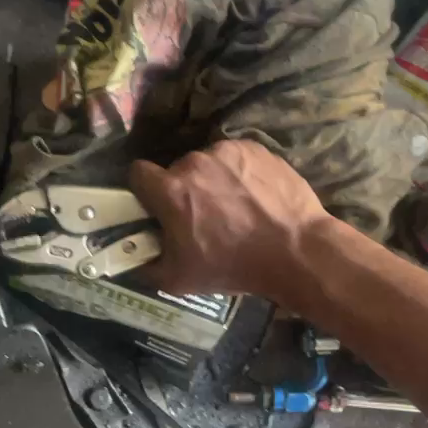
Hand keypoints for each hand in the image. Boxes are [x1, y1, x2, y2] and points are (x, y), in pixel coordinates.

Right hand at [128, 139, 337, 303]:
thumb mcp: (178, 279)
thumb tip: (133, 257)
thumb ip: (146, 265)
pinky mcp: (254, 148)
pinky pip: (233, 158)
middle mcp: (194, 163)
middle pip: (175, 171)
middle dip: (181, 190)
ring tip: (231, 207)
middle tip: (199, 216)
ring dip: (210, 180)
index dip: (143, 189)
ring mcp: (227, 152)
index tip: (154, 205)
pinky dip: (236, 174)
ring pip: (205, 163)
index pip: (137, 173)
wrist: (295, 250)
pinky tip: (251, 196)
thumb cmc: (232, 266)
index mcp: (170, 191)